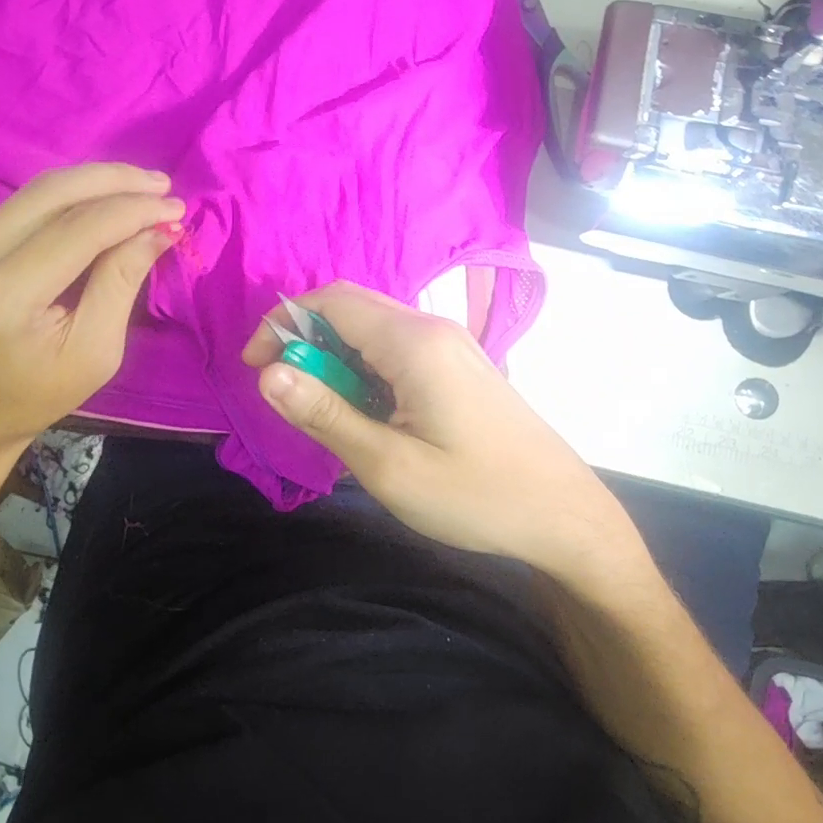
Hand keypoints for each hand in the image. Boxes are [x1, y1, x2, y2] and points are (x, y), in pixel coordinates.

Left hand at [0, 163, 183, 469]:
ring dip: (90, 185)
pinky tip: (98, 206)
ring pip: (32, 194)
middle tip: (160, 184)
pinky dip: (64, 202)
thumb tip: (157, 227)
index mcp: (0, 299)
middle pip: (50, 195)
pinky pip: (18, 211)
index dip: (130, 211)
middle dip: (111, 182)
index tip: (174, 206)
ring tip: (138, 189)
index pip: (76, 231)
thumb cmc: (35, 400)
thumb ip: (121, 284)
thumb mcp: (94, 354)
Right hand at [241, 282, 650, 581]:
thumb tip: (267, 373)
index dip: (282, 323)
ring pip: (373, 331)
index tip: (255, 369)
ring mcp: (452, 348)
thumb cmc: (476, 497)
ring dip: (334, 360)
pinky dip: (363, 372)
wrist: (566, 520)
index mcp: (414, 343)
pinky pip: (396, 352)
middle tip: (286, 395)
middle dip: (305, 342)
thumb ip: (324, 414)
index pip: (330, 301)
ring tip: (324, 414)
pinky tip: (365, 417)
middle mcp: (433, 330)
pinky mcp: (460, 369)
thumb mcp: (387, 465)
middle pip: (351, 309)